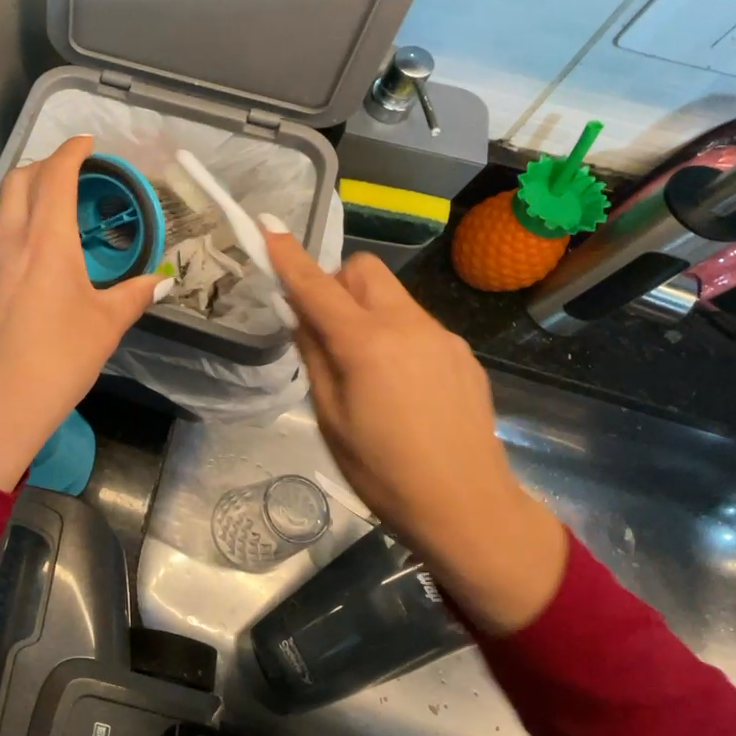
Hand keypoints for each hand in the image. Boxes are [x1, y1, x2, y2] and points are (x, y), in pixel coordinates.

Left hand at [0, 137, 166, 491]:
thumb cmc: (58, 360)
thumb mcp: (105, 325)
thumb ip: (134, 295)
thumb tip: (159, 280)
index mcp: (46, 239)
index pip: (55, 175)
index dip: (71, 152)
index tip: (87, 144)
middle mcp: (11, 239)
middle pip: (19, 179)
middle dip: (45, 163)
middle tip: (73, 170)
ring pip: (2, 204)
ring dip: (25, 189)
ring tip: (52, 200)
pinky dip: (13, 218)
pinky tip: (31, 243)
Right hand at [261, 226, 567, 634]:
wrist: (468, 509)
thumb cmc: (382, 472)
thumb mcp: (329, 418)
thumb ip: (314, 356)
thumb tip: (301, 315)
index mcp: (366, 344)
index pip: (316, 286)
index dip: (288, 256)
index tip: (267, 227)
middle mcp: (407, 326)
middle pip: (363, 270)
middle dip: (337, 283)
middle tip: (325, 326)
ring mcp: (442, 337)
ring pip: (392, 296)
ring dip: (367, 310)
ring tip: (365, 367)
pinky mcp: (462, 354)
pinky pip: (417, 324)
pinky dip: (396, 335)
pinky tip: (402, 387)